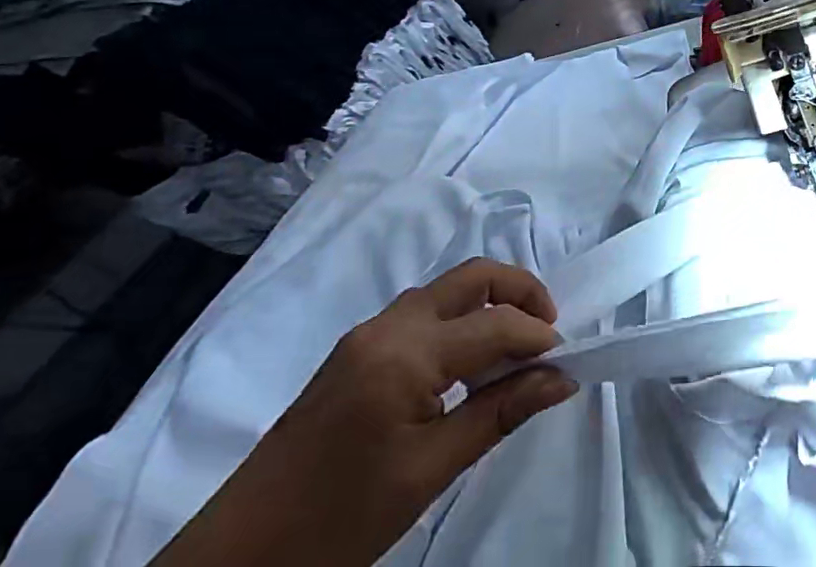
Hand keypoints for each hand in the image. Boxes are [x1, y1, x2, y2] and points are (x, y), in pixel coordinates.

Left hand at [157, 258, 578, 566]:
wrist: (247, 548)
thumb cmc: (343, 517)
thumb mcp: (430, 470)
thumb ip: (499, 413)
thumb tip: (560, 378)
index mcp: (405, 352)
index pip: (493, 324)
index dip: (538, 338)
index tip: (568, 362)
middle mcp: (386, 325)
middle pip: (469, 276)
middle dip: (519, 291)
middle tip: (549, 332)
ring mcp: (367, 333)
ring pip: (444, 291)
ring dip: (488, 305)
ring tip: (516, 351)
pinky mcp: (356, 349)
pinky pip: (420, 314)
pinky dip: (458, 322)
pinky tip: (470, 363)